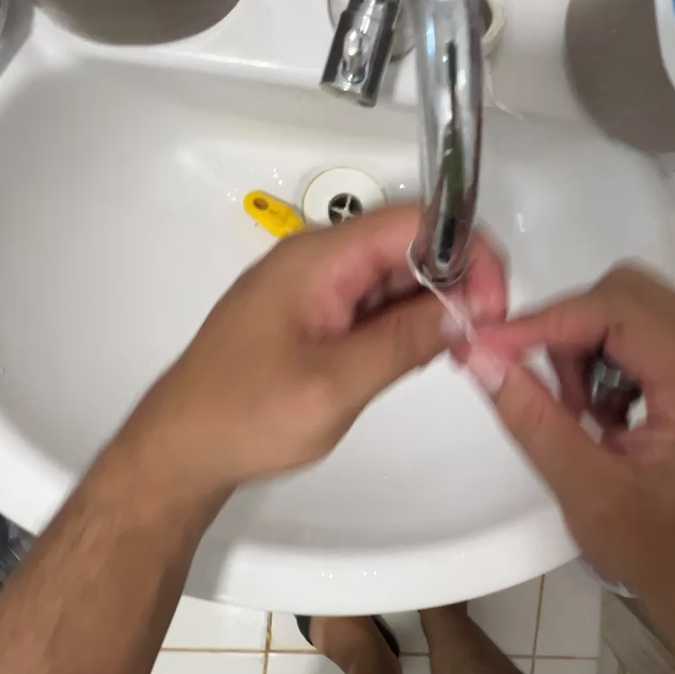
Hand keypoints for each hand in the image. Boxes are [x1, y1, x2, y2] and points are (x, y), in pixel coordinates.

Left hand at [123, 206, 507, 492]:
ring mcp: (316, 289)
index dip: (467, 251)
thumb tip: (467, 309)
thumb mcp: (336, 384)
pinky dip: (408, 323)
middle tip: (484, 336)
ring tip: (461, 349)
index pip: (414, 222)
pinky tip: (427, 352)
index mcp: (320, 259)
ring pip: (396, 277)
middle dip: (458, 282)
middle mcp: (320, 261)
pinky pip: (375, 305)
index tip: (493, 305)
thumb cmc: (246, 416)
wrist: (181, 451)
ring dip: (435, 306)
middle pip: (409, 246)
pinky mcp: (316, 317)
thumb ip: (405, 341)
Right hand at [460, 267, 674, 598]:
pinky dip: (612, 357)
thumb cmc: (657, 553)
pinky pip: (652, 332)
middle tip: (551, 393)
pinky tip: (606, 412)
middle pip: (632, 296)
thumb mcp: (584, 491)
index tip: (489, 343)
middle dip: (571, 331)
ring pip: (639, 307)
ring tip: (582, 412)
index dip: (547, 320)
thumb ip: (531, 417)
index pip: (621, 312)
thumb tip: (477, 354)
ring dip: (590, 345)